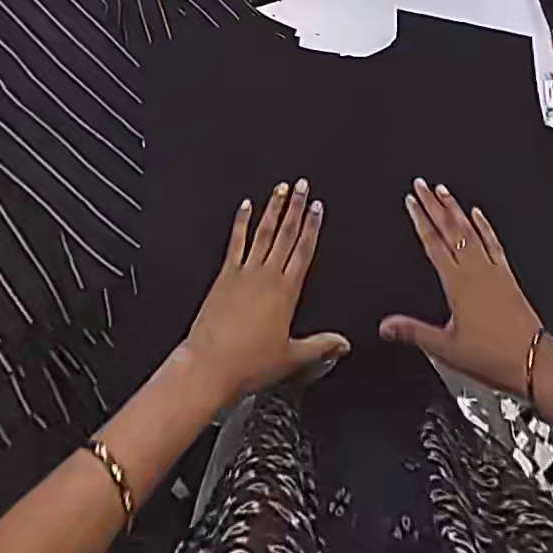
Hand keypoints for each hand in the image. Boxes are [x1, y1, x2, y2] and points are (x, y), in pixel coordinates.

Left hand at [179, 179, 349, 407]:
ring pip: (263, 232)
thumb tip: (343, 343)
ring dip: (273, 209)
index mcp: (286, 292)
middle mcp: (266, 276)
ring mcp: (244, 272)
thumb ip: (320, 346)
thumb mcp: (292, 358)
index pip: (304, 250)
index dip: (312, 227)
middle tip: (302, 186)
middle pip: (286, 234)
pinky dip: (241, 222)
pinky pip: (235, 241)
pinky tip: (245, 207)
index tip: (318, 208)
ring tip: (281, 189)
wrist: (210, 366)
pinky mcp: (225, 275)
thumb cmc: (248, 363)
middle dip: (296, 207)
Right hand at [380, 179, 546, 396]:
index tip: (411, 201)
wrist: (534, 363)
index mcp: (458, 283)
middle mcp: (475, 271)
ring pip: (470, 231)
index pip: (433, 243)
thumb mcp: (446, 348)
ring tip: (444, 191)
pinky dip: (484, 226)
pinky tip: (478, 214)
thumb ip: (413, 332)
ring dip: (455, 209)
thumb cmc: (494, 356)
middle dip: (433, 205)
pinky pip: (493, 243)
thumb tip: (386, 326)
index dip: (420, 220)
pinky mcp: (508, 277)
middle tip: (422, 184)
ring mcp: (493, 271)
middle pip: (450, 229)